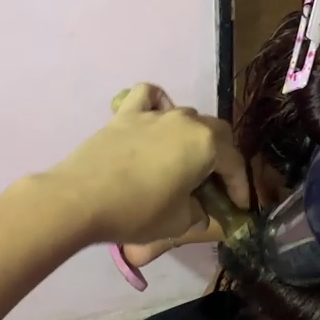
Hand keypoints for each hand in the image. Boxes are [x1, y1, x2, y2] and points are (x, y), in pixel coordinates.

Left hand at [42, 84, 248, 246]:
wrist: (79, 199)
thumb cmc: (137, 211)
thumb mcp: (178, 222)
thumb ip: (199, 213)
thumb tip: (200, 210)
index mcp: (207, 144)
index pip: (235, 163)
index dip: (240, 187)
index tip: (238, 207)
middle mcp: (186, 121)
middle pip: (217, 132)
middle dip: (222, 157)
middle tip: (215, 183)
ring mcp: (155, 113)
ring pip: (187, 115)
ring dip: (194, 136)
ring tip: (186, 160)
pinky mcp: (126, 114)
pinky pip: (149, 96)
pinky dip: (158, 103)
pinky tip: (155, 119)